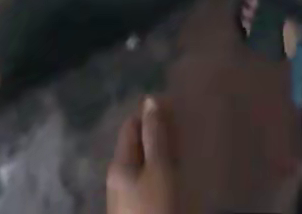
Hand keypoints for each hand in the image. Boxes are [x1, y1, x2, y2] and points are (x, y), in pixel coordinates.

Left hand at [106, 97, 177, 213]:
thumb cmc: (156, 211)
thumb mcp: (159, 171)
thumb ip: (155, 136)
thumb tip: (150, 99)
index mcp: (118, 163)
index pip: (131, 124)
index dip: (151, 113)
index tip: (176, 109)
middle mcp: (116, 177)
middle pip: (136, 144)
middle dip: (158, 134)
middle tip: (184, 131)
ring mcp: (125, 199)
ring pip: (143, 165)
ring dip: (162, 154)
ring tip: (185, 152)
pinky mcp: (136, 213)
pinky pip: (148, 184)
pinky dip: (162, 174)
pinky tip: (178, 179)